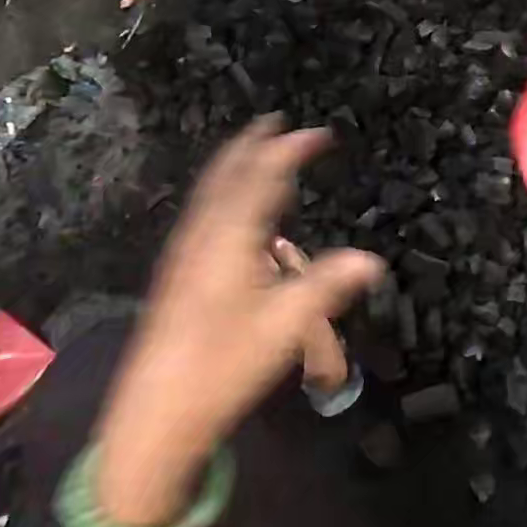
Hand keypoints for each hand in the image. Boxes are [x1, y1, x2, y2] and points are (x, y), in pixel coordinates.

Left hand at [94, 118, 383, 526]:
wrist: (155, 404)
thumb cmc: (223, 364)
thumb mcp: (284, 326)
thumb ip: (326, 285)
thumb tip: (371, 260)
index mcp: (231, 235)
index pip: (264, 175)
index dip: (290, 149)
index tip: (317, 133)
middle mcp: (203, 230)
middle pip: (228, 171)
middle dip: (253, 143)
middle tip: (275, 122)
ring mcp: (184, 246)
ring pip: (210, 188)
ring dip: (234, 162)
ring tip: (253, 149)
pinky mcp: (176, 265)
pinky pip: (201, 207)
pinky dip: (221, 188)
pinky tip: (227, 206)